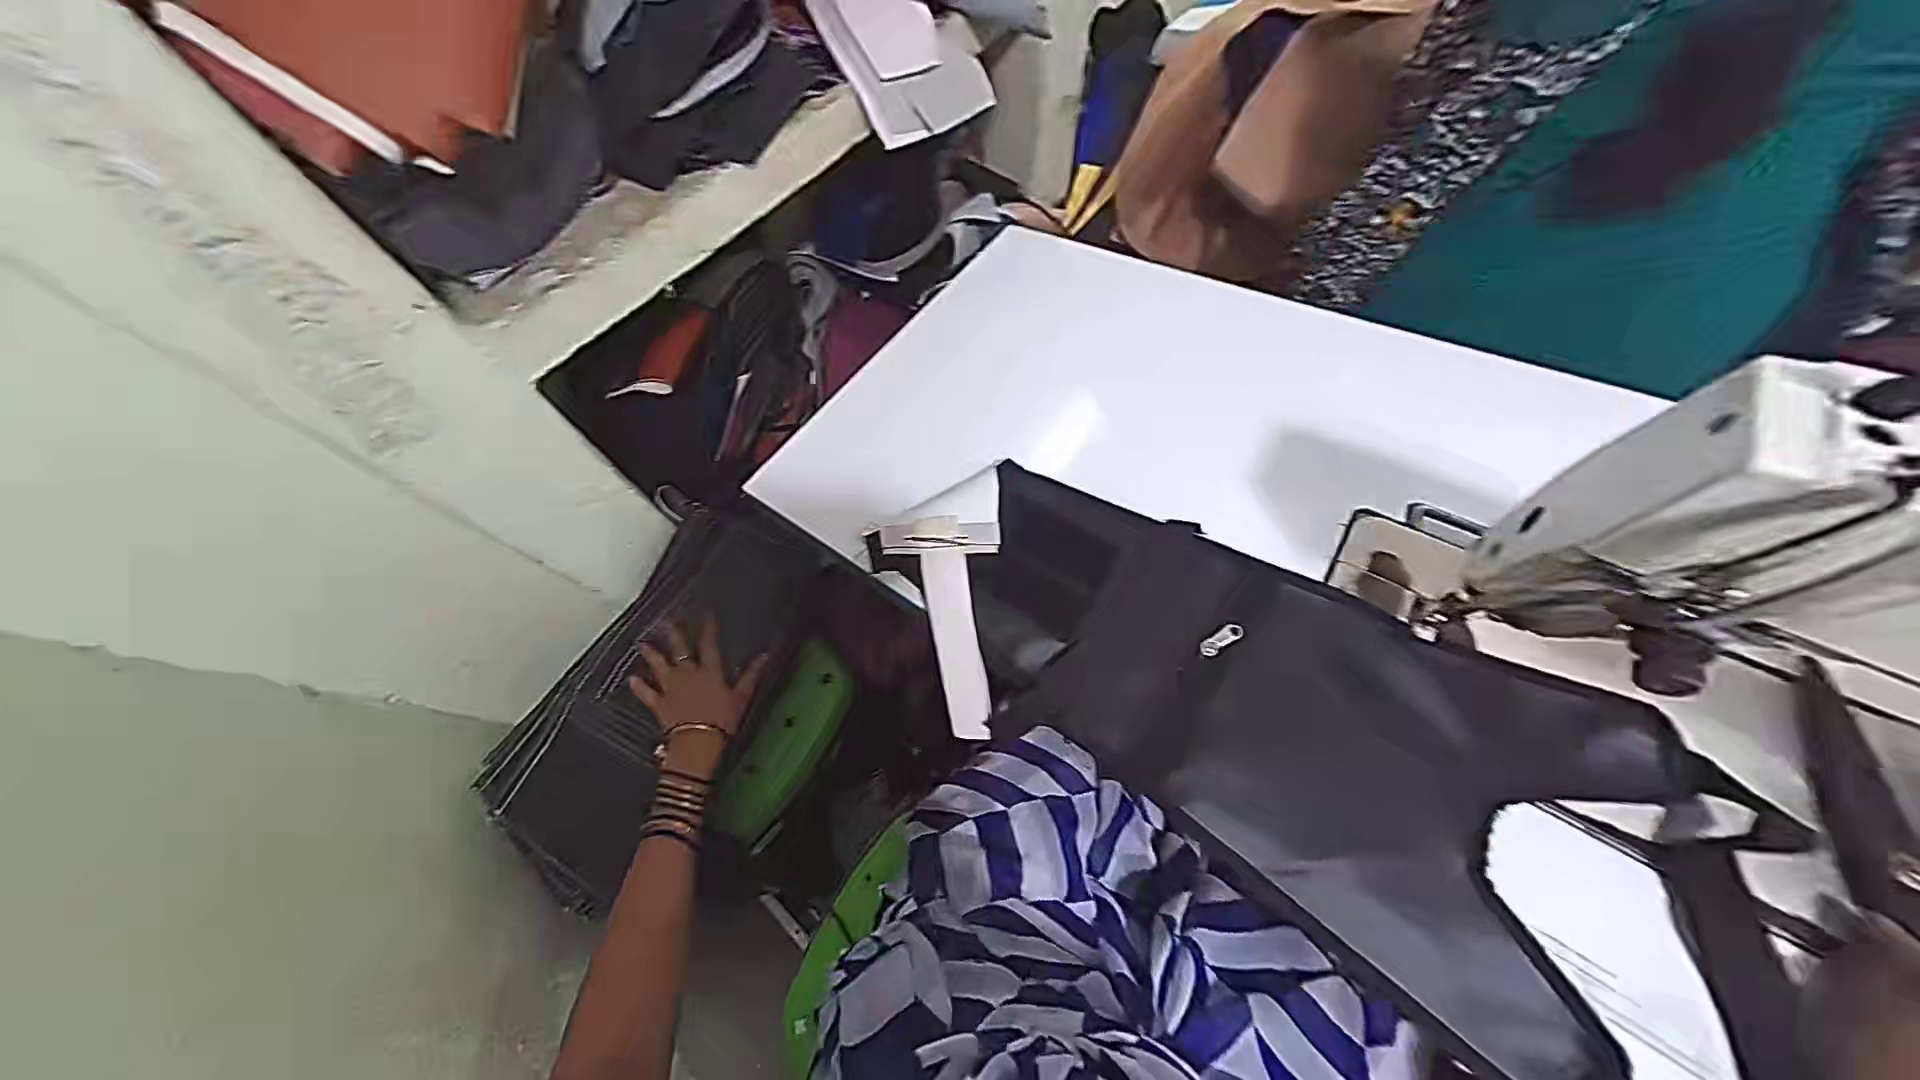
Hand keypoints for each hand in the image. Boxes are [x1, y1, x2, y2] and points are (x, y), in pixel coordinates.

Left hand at [629, 617, 767, 779]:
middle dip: (674, 634)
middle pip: (679, 650)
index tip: (706, 615)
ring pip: (659, 667)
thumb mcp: (742, 696)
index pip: (708, 645)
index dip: (708, 629)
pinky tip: (631, 679)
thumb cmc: (723, 719)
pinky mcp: (659, 704)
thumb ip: (752, 675)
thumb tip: (764, 656)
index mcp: (709, 671)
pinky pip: (647, 693)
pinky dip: (639, 686)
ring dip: (651, 655)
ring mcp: (670, 688)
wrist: (698, 741)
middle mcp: (688, 675)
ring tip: (643, 644)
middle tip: (666, 621)